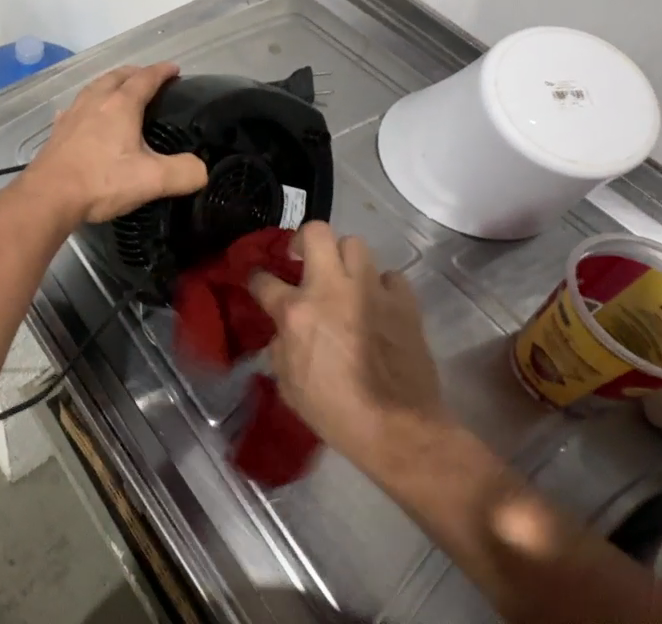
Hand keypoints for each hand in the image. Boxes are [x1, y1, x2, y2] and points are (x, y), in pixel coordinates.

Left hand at [21, 63, 207, 223]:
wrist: (49, 196)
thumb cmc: (102, 182)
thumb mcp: (152, 180)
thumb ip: (184, 173)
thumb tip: (200, 170)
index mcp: (121, 105)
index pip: (145, 78)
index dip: (162, 71)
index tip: (175, 69)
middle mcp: (95, 101)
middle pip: (116, 76)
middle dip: (135, 73)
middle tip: (149, 79)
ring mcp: (72, 114)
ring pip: (94, 88)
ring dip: (110, 84)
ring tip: (119, 92)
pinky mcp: (58, 131)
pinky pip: (76, 107)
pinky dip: (88, 104)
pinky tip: (86, 115)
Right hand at [250, 223, 450, 475]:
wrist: (397, 429)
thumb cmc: (334, 412)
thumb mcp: (288, 385)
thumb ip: (280, 349)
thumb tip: (283, 334)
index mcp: (296, 311)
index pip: (263, 279)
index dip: (256, 279)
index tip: (258, 283)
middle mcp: (332, 289)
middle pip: (316, 232)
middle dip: (304, 240)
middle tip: (302, 259)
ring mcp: (371, 291)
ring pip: (355, 244)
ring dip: (344, 259)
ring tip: (343, 279)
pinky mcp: (404, 303)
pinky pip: (390, 276)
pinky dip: (381, 285)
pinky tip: (377, 303)